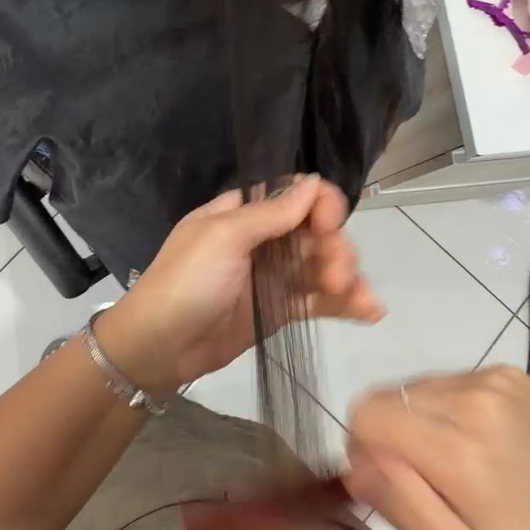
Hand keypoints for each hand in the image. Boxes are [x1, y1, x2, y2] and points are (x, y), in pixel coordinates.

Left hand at [95, 175, 383, 391]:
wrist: (158, 347)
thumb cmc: (185, 282)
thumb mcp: (223, 238)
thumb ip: (271, 213)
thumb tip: (313, 182)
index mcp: (241, 212)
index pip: (294, 195)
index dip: (319, 205)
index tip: (328, 226)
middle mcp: (260, 239)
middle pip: (315, 232)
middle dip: (336, 249)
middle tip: (338, 277)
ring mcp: (270, 276)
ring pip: (321, 266)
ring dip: (348, 278)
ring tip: (363, 301)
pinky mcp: (278, 310)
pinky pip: (317, 300)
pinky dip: (345, 303)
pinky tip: (371, 311)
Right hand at [343, 367, 529, 529]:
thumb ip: (404, 509)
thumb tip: (354, 464)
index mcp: (462, 451)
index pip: (366, 414)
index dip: (365, 452)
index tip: (393, 486)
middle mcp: (475, 399)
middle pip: (386, 398)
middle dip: (392, 440)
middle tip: (432, 487)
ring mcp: (495, 380)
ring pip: (412, 388)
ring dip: (419, 425)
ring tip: (462, 470)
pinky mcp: (510, 374)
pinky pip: (445, 383)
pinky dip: (447, 413)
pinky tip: (483, 448)